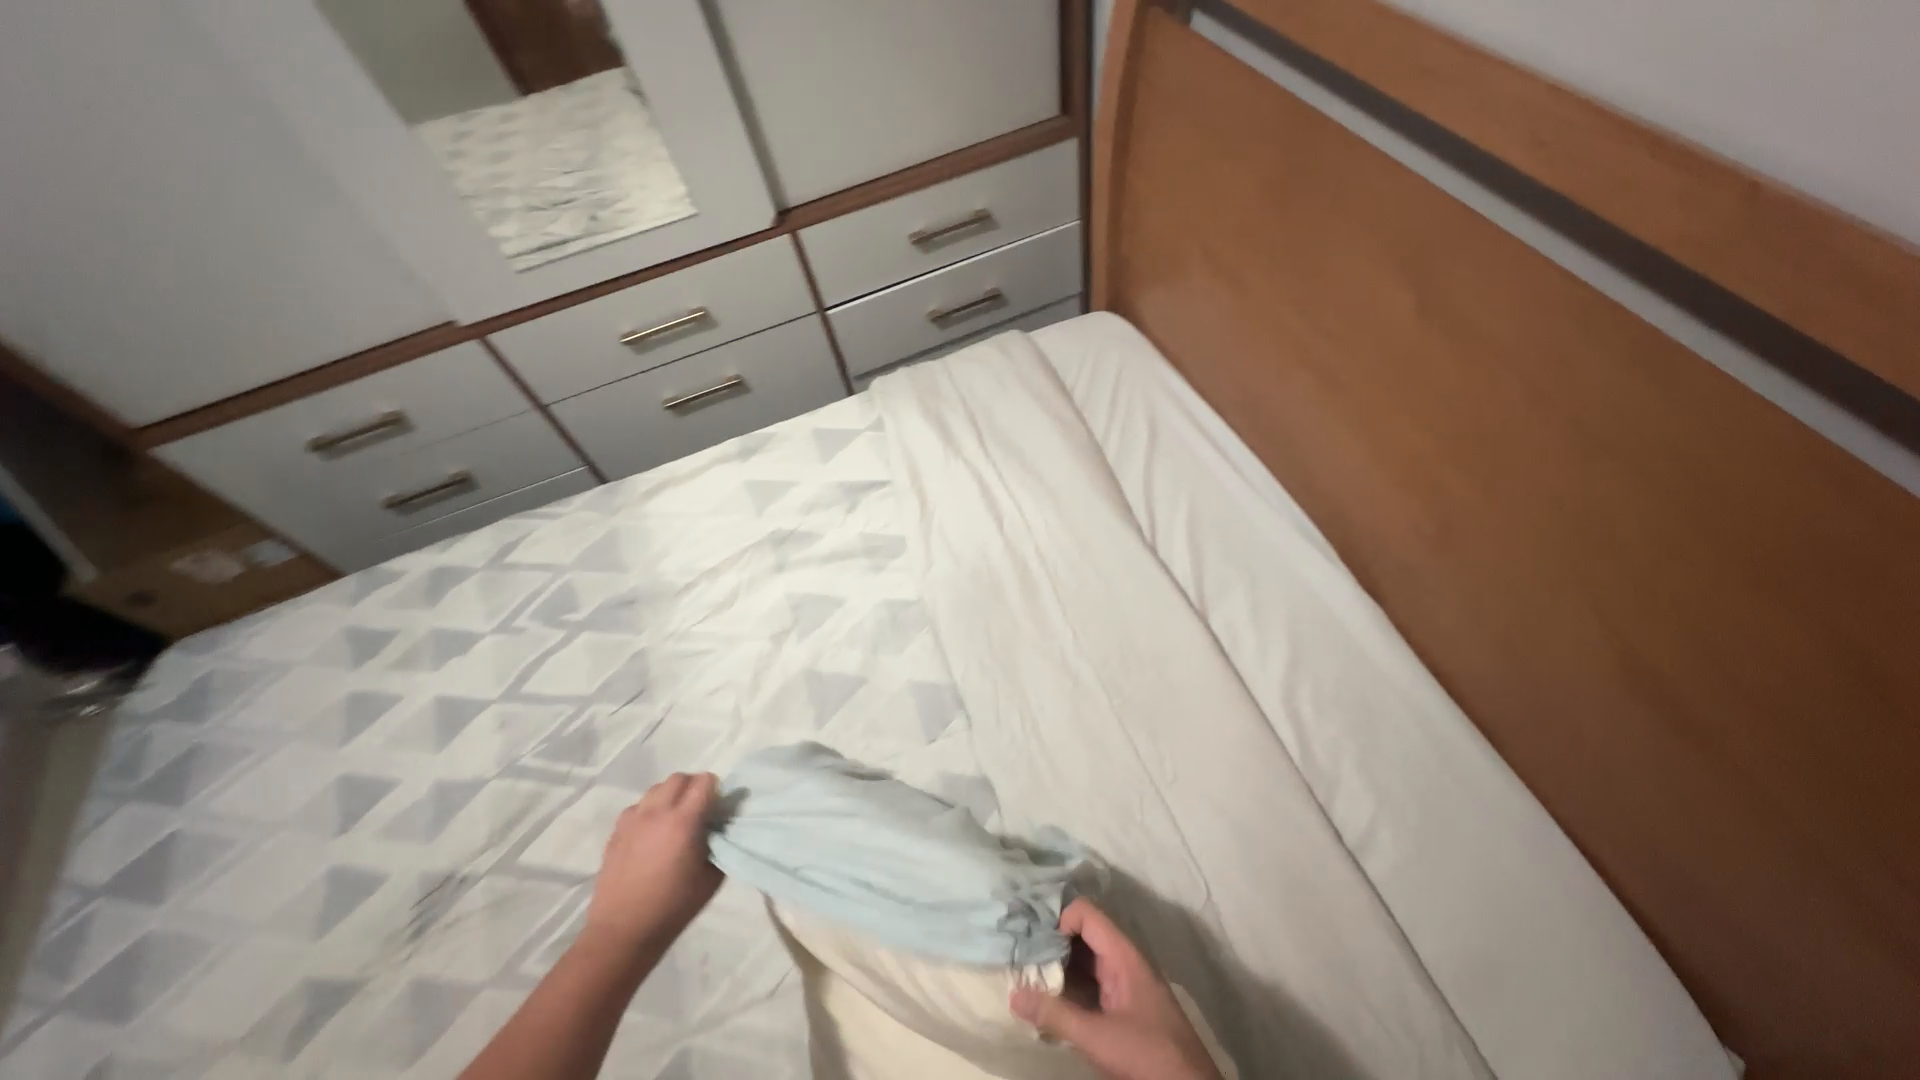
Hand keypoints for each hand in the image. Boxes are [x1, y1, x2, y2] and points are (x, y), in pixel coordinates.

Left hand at [580, 772, 723, 960]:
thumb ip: (720, 845)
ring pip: (656, 789)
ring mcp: (632, 820)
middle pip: (679, 778)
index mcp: (684, 821)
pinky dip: (649, 811)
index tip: (718, 807)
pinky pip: (637, 807)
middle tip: (700, 810)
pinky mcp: (616, 832)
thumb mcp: (711, 878)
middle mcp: (657, 812)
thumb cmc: (674, 907)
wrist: (624, 930)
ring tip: (674, 820)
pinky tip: (651, 833)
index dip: (716, 789)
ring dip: (670, 796)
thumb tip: (721, 829)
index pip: (705, 781)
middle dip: (693, 787)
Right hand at [1010, 898, 1222, 1079]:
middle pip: (1083, 935)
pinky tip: (1047, 1000)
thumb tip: (1013, 994)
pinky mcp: (1123, 1008)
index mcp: (1124, 956)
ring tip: (1026, 974)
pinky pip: (1090, 985)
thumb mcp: (1098, 1037)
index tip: (1030, 941)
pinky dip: (1068, 987)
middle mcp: (1124, 962)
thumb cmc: (1148, 1056)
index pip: (1086, 914)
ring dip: (1058, 966)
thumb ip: (1056, 1015)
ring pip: (1085, 961)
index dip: (1057, 919)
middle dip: (1051, 942)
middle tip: (1019, 955)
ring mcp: (1124, 985)